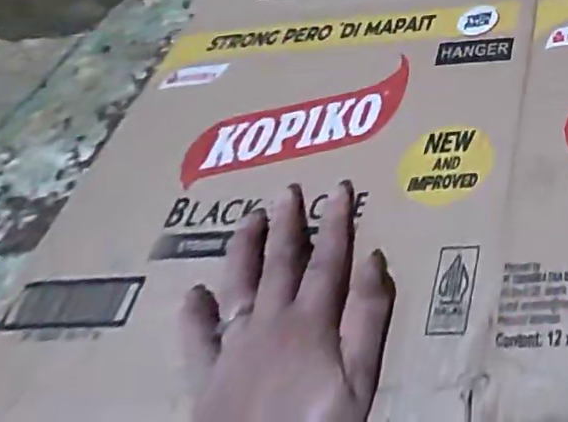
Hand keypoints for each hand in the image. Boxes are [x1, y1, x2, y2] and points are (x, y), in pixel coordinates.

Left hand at [179, 182, 394, 421]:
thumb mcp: (361, 377)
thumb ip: (369, 317)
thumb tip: (374, 259)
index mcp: (311, 320)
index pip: (329, 257)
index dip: (338, 220)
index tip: (342, 187)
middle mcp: (270, 324)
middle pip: (281, 263)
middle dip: (287, 224)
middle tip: (288, 189)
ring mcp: (234, 351)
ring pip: (238, 287)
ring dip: (244, 251)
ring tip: (248, 219)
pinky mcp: (206, 380)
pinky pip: (197, 340)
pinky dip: (194, 315)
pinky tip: (193, 293)